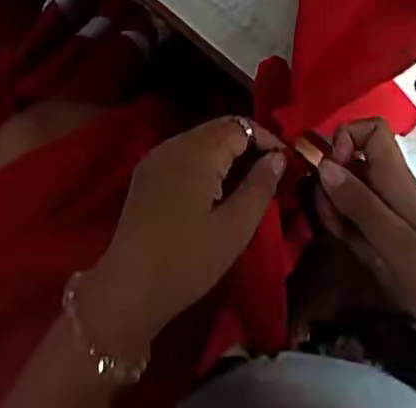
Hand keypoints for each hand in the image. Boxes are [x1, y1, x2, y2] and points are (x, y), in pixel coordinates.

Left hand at [79, 117, 285, 358]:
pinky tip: (215, 189)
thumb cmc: (187, 260)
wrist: (128, 289)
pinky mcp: (146, 173)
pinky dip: (205, 161)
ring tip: (248, 182)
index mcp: (197, 151)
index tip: (287, 164)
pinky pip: (183, 152)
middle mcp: (174, 143)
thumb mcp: (234, 228)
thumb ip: (259, 187)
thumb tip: (278, 157)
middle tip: (271, 173)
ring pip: (201, 139)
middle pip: (219, 128)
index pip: (240, 126)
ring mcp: (156, 156)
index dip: (267, 139)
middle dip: (249, 143)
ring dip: (227, 152)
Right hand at [313, 118, 415, 385]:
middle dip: (332, 184)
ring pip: (352, 195)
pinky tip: (358, 256)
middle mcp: (396, 192)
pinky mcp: (393, 243)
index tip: (331, 169)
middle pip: (354, 163)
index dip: (347, 138)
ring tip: (343, 240)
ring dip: (338, 211)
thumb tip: (324, 163)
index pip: (373, 130)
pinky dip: (351, 234)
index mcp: (400, 183)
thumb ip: (361, 205)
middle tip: (332, 219)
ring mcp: (394, 218)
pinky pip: (361, 225)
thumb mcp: (400, 248)